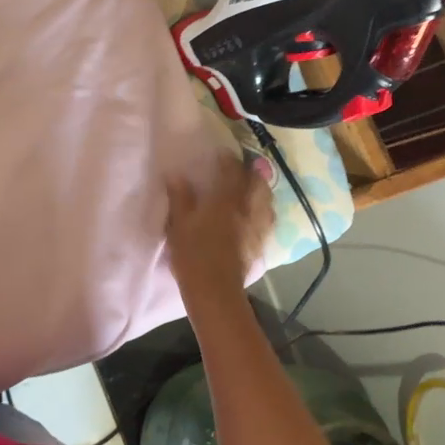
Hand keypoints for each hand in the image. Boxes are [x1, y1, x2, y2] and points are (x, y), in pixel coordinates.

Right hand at [165, 150, 274, 298]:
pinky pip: (268, 218)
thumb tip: (177, 175)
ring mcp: (259, 226)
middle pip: (257, 182)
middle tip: (241, 170)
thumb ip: (181, 198)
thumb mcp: (179, 224)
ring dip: (260, 189)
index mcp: (227, 200)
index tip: (221, 154)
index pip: (232, 171)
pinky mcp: (262, 242)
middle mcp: (248, 208)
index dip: (228, 160)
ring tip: (250, 189)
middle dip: (251, 172)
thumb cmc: (193, 254)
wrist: (214, 289)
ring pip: (267, 199)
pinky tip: (256, 214)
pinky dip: (263, 210)